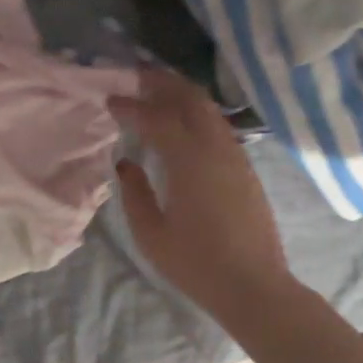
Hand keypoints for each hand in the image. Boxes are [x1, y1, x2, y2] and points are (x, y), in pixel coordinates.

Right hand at [113, 69, 296, 320]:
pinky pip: (218, 127)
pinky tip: (183, 127)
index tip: (109, 100)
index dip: (131, 105)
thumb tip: (126, 164)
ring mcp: (235, 156)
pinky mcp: (245, 170)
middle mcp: (215, 148)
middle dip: (161, 83)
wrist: (253, 286)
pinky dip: (197, 115)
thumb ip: (134, 194)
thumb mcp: (151, 234)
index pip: (156, 117)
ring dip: (182, 95)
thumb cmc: (196, 264)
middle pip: (189, 98)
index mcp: (188, 160)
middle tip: (135, 77)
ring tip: (157, 94)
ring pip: (208, 109)